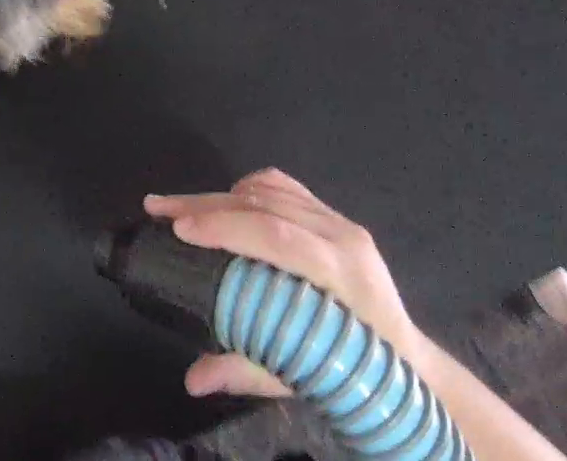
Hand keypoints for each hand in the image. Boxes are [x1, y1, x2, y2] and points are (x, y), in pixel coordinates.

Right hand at [144, 169, 416, 398]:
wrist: (408, 360)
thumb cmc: (353, 371)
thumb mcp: (298, 378)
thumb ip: (244, 374)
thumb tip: (192, 380)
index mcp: (341, 276)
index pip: (278, 237)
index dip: (226, 227)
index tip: (180, 229)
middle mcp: (342, 238)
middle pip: (264, 206)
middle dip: (204, 205)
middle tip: (158, 208)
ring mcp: (340, 221)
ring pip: (268, 190)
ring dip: (216, 196)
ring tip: (178, 207)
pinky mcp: (333, 214)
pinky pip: (282, 186)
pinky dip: (245, 189)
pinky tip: (222, 202)